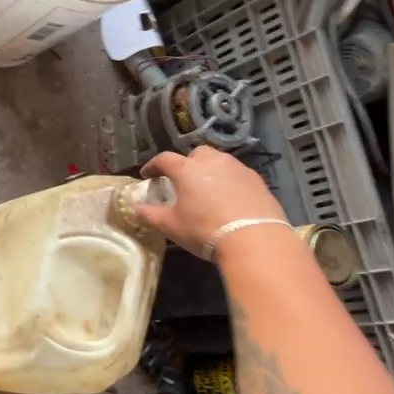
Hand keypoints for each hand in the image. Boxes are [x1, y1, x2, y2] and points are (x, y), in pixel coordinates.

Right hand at [132, 147, 287, 258]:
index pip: (164, 159)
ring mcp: (238, 169)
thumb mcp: (170, 226)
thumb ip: (150, 215)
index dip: (153, 166)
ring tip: (208, 189)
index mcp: (187, 170)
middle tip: (183, 181)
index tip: (147, 175)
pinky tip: (229, 199)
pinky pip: (238, 174)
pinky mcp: (258, 180)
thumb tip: (135, 209)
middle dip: (187, 163)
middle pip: (196, 154)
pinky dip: (229, 181)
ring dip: (210, 171)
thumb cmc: (204, 230)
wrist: (254, 239)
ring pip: (220, 161)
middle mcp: (213, 162)